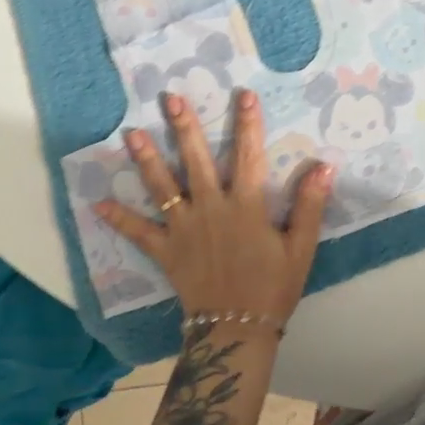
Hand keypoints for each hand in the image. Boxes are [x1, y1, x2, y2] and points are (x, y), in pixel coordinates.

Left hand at [96, 90, 332, 322]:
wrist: (236, 330)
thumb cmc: (273, 286)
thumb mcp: (301, 247)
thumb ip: (310, 206)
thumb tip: (324, 166)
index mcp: (245, 206)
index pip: (248, 155)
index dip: (248, 123)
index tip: (243, 94)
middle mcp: (211, 209)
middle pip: (196, 160)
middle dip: (184, 127)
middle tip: (171, 99)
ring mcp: (184, 229)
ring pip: (162, 187)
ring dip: (146, 159)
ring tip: (131, 133)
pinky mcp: (166, 251)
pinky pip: (139, 232)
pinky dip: (119, 219)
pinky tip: (100, 203)